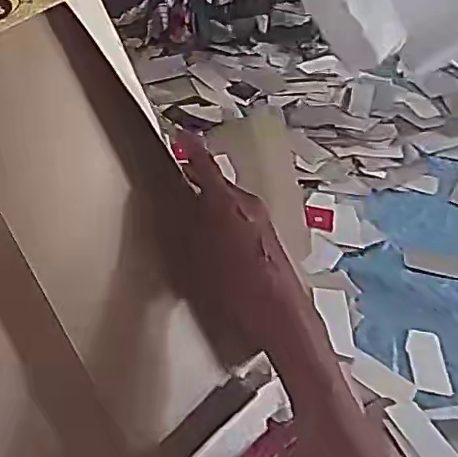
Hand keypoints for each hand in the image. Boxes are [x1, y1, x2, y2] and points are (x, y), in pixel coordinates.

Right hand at [166, 130, 318, 357]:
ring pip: (230, 202)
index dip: (190, 149)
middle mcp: (249, 205)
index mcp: (227, 204)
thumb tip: (180, 206)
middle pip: (218, 184)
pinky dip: (225, 221)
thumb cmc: (235, 292)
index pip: (204, 164)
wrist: (280, 320)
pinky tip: (214, 243)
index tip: (180, 136)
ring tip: (191, 220)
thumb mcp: (195, 258)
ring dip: (211, 204)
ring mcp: (263, 221)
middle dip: (196, 182)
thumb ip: (186, 225)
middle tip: (177, 182)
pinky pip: (241, 218)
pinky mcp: (270, 238)